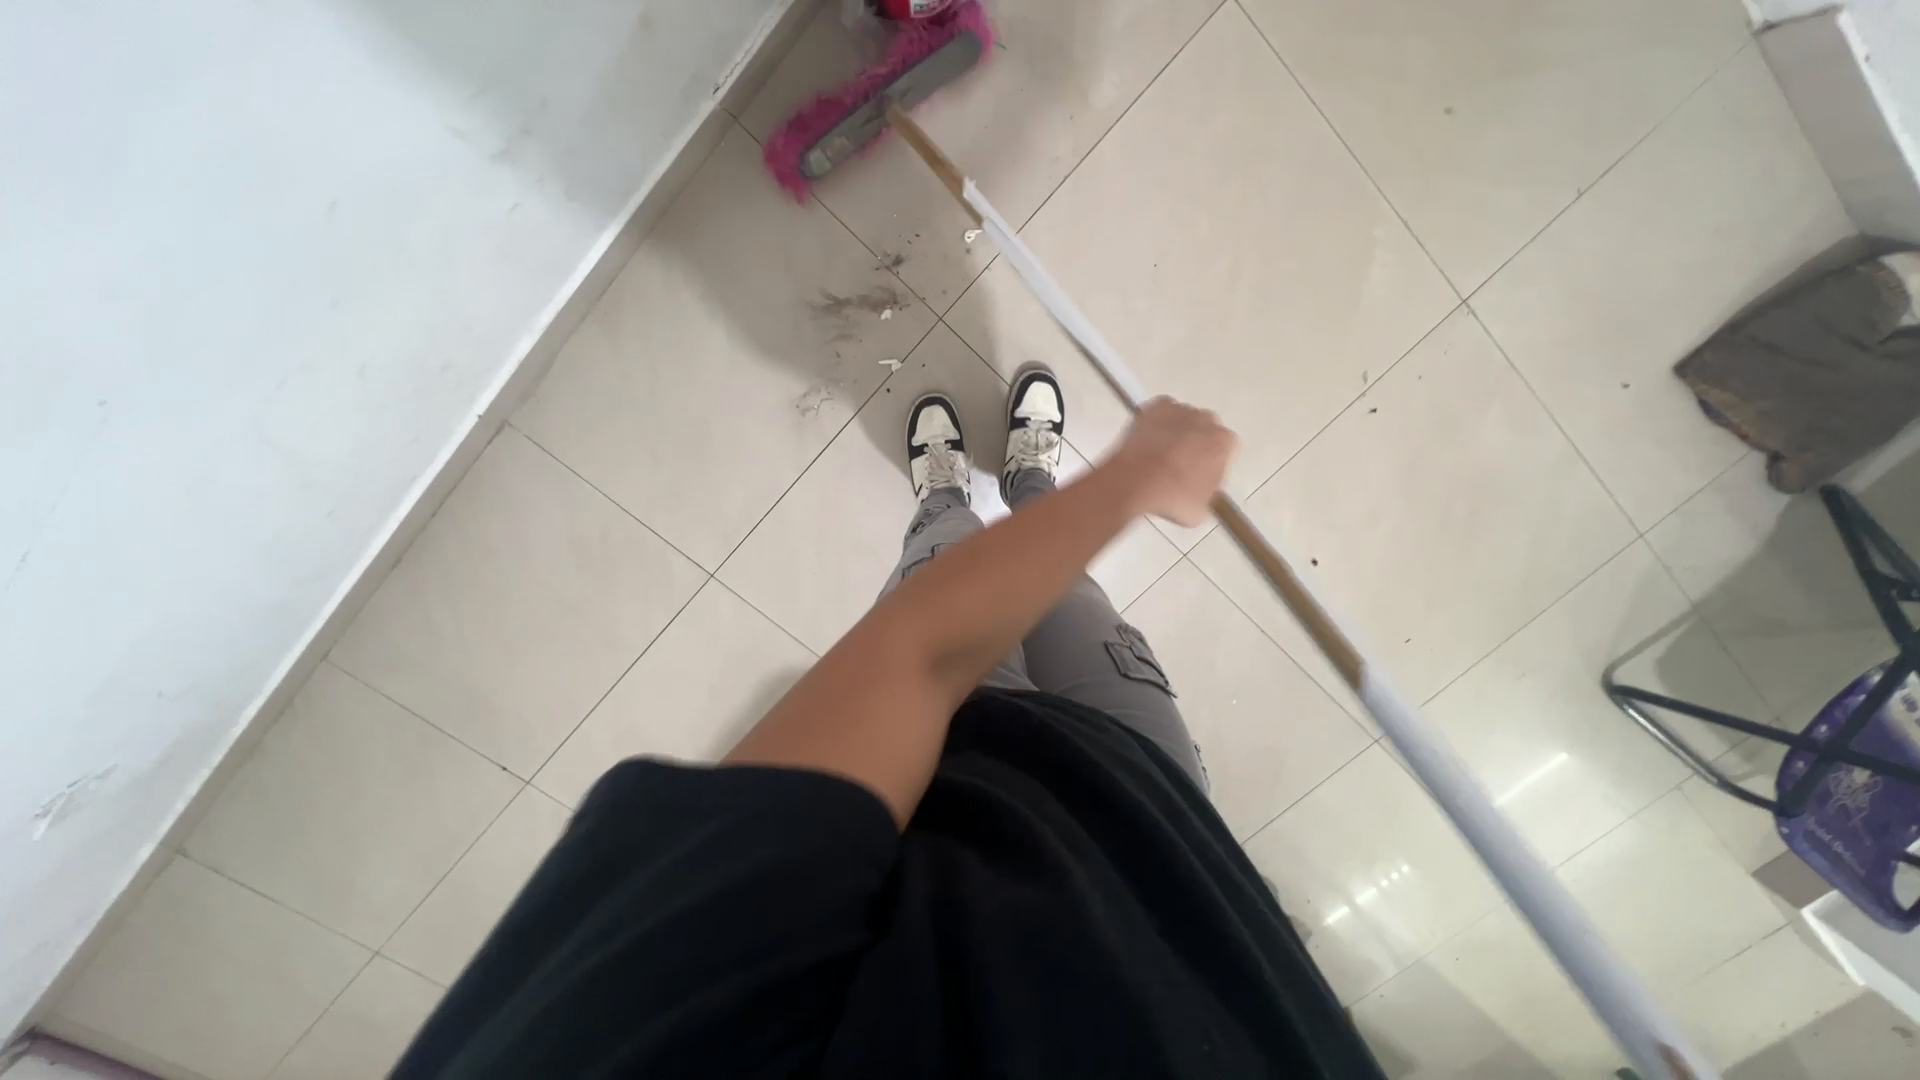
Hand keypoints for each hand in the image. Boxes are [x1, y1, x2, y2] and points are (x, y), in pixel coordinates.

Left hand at [1106, 398, 1235, 527]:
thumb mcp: (1200, 509)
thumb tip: (1201, 491)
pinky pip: (1161, 413)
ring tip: (1159, 453)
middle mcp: (1207, 419)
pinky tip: (1149, 440)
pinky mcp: (1154, 406)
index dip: (1213, 463)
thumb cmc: (1172, 498)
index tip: (1200, 475)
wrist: (1134, 481)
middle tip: (1180, 465)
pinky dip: (1157, 423)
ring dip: (1177, 432)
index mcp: (1224, 442)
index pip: (1225, 450)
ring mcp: (1179, 410)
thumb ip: (1207, 494)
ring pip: (1183, 420)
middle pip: (1206, 430)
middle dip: (1197, 444)